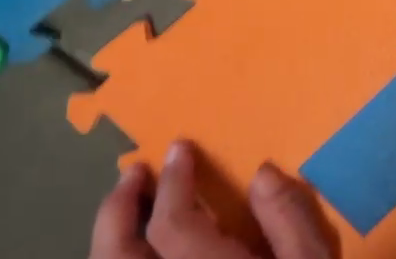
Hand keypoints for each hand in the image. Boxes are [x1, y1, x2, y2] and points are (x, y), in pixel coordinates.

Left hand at [90, 140, 331, 258]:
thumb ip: (288, 218)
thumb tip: (262, 173)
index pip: (170, 223)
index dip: (172, 182)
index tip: (179, 147)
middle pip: (116, 257)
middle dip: (118, 211)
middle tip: (133, 174)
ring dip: (107, 242)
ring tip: (126, 210)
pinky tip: (132, 255)